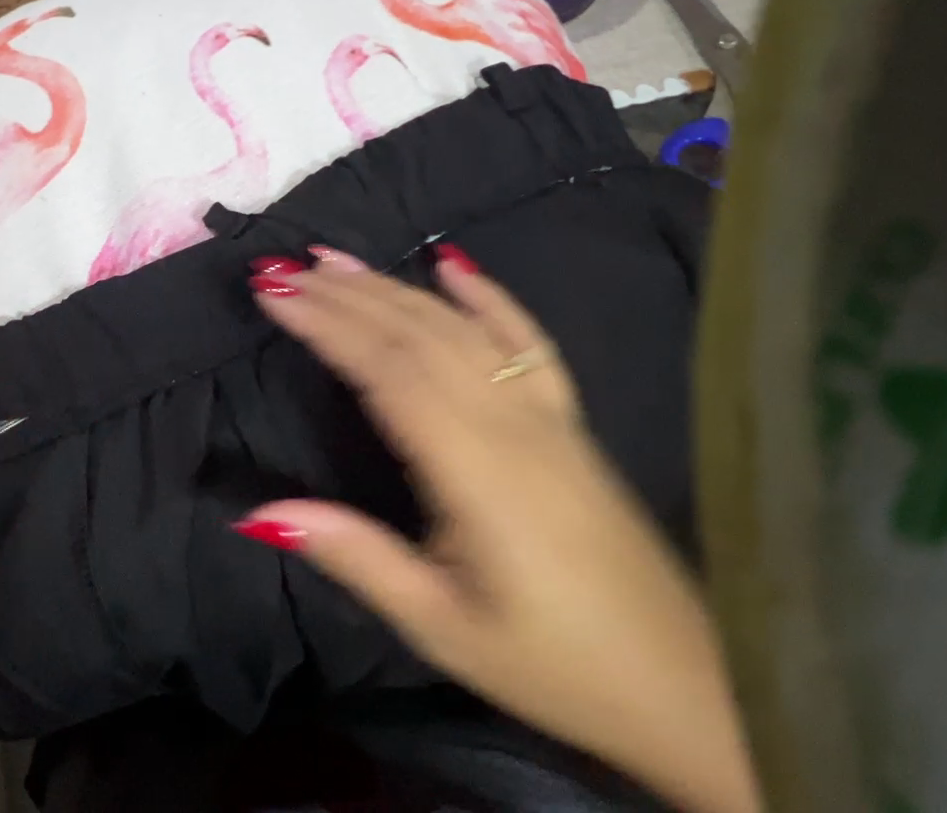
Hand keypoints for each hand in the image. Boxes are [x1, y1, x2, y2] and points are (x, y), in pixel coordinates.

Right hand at [240, 246, 761, 812]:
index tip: (272, 292)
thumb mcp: (440, 627)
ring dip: (395, 287)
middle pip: (419, 335)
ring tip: (335, 260)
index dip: (327, 325)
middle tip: (280, 267)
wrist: (688, 686)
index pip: (389, 371)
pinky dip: (488, 296)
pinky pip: (527, 341)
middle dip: (345, 295)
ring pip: (462, 328)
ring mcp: (549, 418)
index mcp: (477, 471)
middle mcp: (514, 425)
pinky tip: (455, 264)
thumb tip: (257, 511)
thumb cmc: (552, 663)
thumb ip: (356, 558)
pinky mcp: (570, 424)